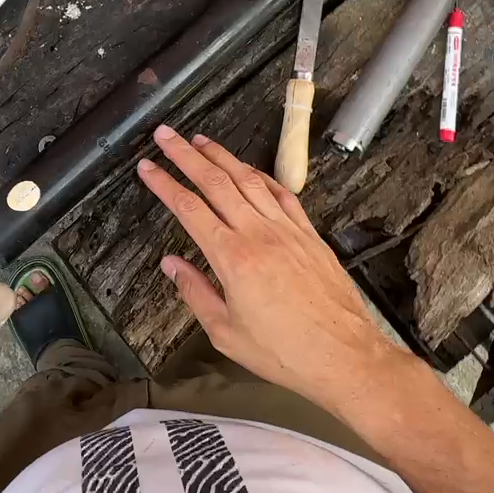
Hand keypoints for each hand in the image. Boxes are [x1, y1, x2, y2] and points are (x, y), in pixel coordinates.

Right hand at [136, 126, 414, 416]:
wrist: (347, 358)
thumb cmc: (284, 353)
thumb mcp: (226, 333)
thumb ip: (195, 293)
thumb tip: (171, 264)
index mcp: (232, 258)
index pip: (189, 209)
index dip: (164, 183)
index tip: (146, 166)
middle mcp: (258, 234)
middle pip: (215, 182)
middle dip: (186, 155)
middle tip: (165, 134)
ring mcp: (286, 230)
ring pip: (247, 180)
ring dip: (221, 156)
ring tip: (200, 140)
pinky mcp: (309, 235)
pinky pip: (282, 194)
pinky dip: (261, 176)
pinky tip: (249, 169)